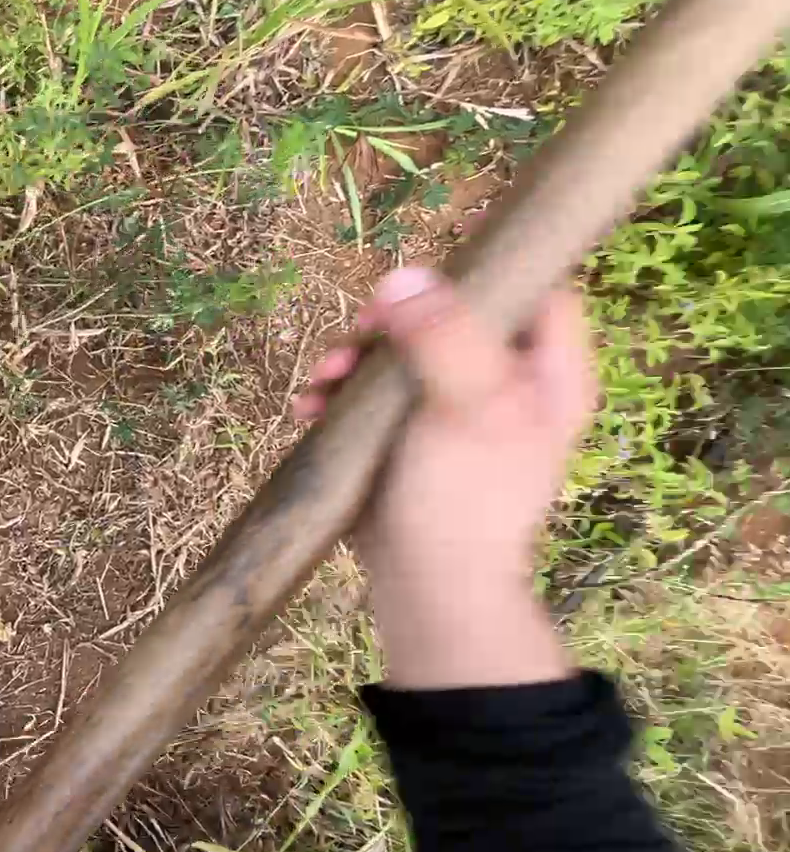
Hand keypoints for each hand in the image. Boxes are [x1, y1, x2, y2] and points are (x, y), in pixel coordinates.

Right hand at [294, 267, 596, 688]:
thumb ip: (442, 338)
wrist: (423, 576)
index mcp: (543, 376)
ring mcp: (441, 412)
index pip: (533, 296)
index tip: (422, 283)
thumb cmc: (462, 494)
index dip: (483, 277)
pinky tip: (307, 408)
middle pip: (443, 322)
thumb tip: (401, 275)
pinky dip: (332, 394)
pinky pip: (361, 396)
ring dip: (347, 361)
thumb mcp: (466, 407)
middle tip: (354, 338)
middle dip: (388, 326)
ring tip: (318, 380)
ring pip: (392, 358)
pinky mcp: (394, 435)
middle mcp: (497, 386)